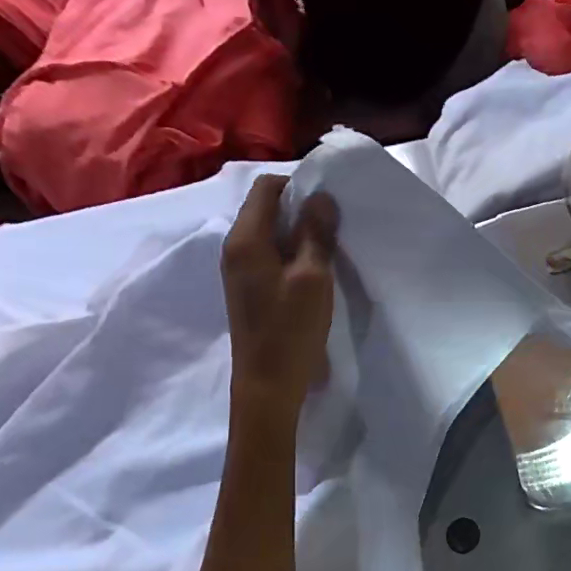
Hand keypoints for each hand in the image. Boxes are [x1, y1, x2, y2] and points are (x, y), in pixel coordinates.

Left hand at [221, 174, 338, 406]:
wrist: (268, 384)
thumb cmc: (291, 329)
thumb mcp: (312, 278)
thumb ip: (315, 234)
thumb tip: (321, 197)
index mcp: (245, 240)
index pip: (266, 188)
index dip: (298, 186)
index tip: (330, 203)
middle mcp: (235, 249)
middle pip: (266, 209)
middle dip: (300, 210)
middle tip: (336, 225)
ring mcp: (240, 271)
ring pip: (270, 234)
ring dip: (299, 234)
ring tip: (330, 249)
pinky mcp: (250, 290)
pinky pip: (270, 256)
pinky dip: (292, 254)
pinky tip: (315, 272)